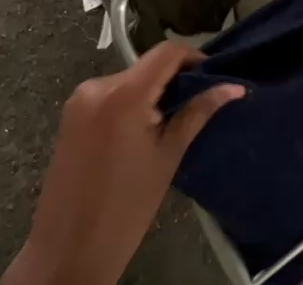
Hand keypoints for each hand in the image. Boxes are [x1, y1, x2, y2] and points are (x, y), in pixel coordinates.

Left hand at [2, 42, 243, 284]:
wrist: (68, 250)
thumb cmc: (126, 206)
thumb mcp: (168, 156)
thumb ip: (198, 112)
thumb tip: (234, 88)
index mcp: (123, 94)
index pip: (166, 52)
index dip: (193, 57)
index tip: (211, 77)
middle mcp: (96, 86)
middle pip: (146, 67)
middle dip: (172, 82)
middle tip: (193, 107)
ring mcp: (78, 99)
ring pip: (128, 80)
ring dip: (150, 94)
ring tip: (166, 126)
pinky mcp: (69, 114)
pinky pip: (108, 95)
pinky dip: (129, 104)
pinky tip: (138, 133)